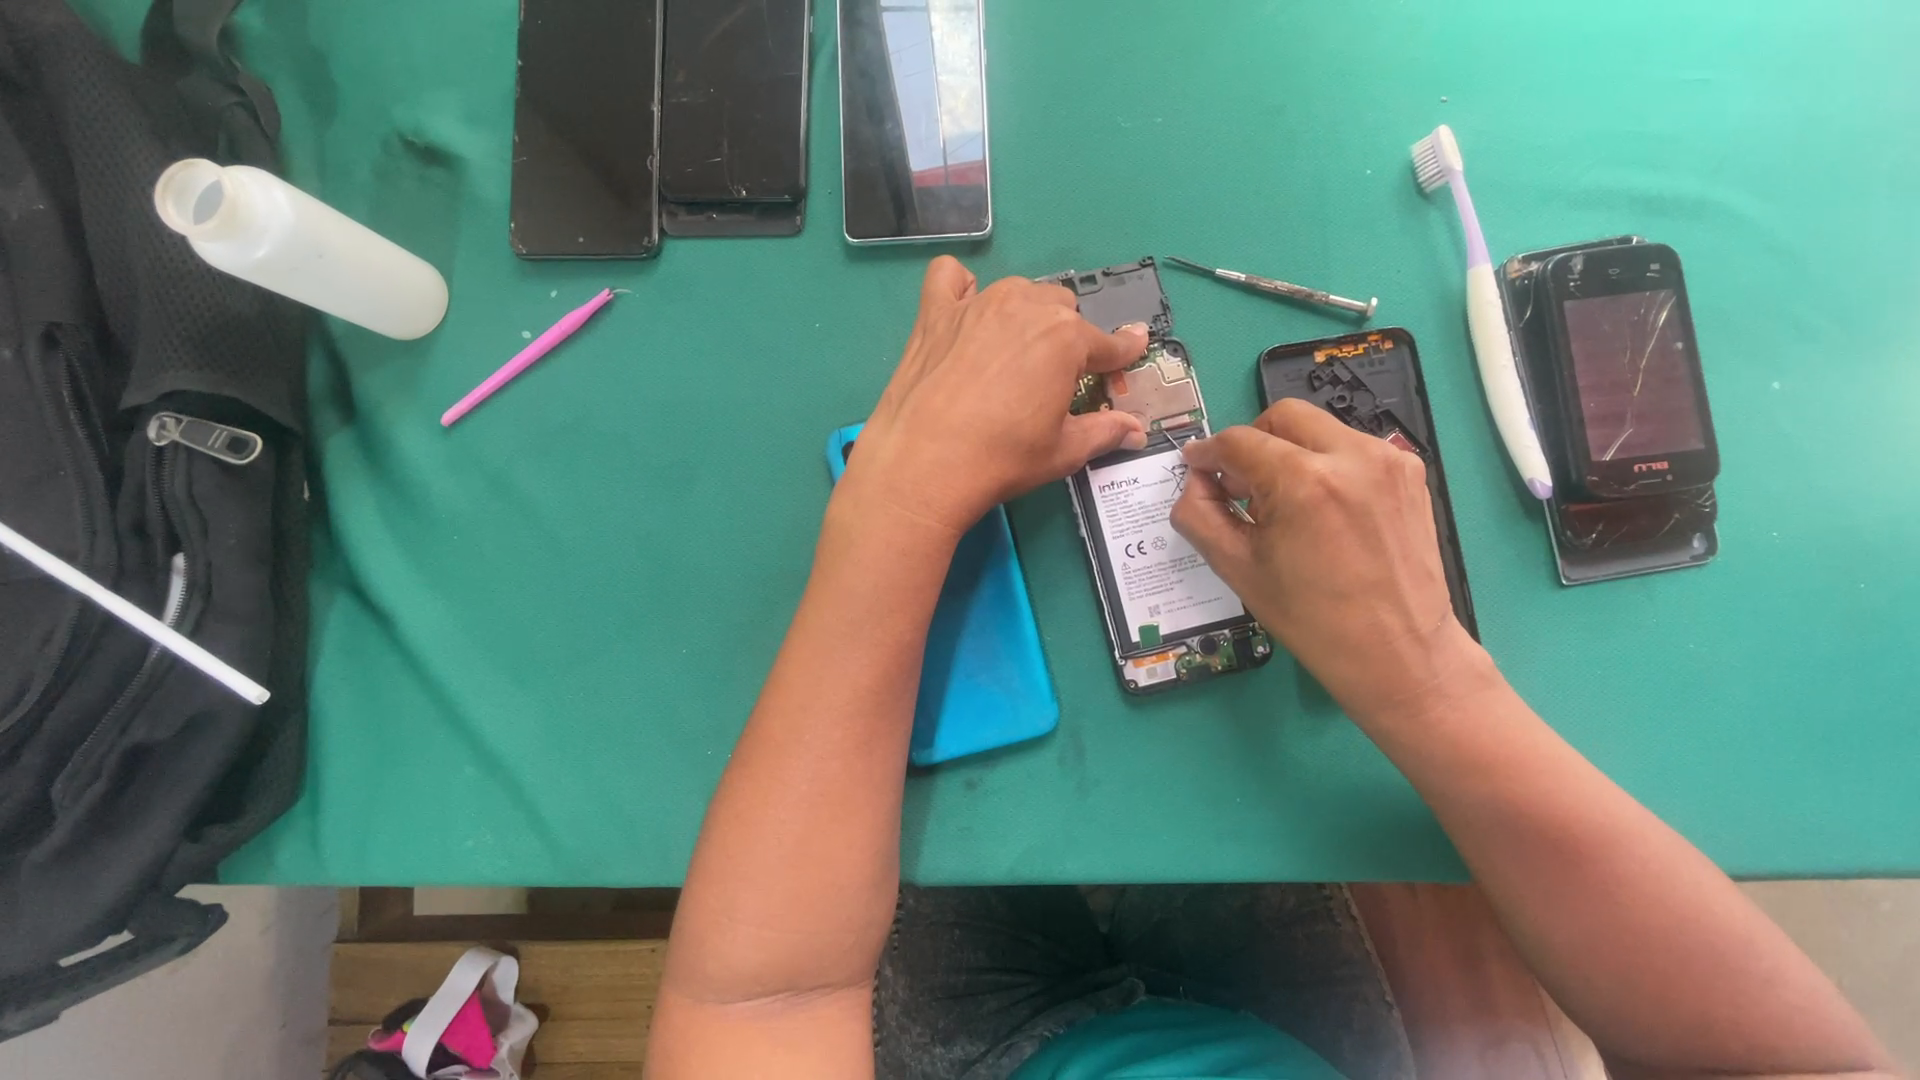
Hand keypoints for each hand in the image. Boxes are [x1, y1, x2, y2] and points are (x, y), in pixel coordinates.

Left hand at [839, 257, 1149, 537]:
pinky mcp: (935, 312)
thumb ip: (1104, 432)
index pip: (1108, 342)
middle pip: (1062, 310)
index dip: (1123, 353)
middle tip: (1057, 377)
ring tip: (1014, 352)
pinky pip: (950, 278)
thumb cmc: (1002, 459)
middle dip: (1068, 337)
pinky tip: (964, 312)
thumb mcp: (1063, 452)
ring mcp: (978, 304)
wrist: (923, 463)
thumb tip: (1136, 431)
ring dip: (1026, 314)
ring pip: (1018, 292)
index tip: (1130, 353)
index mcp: (1067, 339)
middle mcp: (1027, 307)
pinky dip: (962, 288)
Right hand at [1171, 399, 1480, 719]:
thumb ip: (1199, 513)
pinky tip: (1320, 509)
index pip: (1239, 441)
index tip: (1197, 467)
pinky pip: (1351, 449)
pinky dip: (1325, 464)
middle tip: (1241, 483)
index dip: (1208, 452)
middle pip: (1282, 417)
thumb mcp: (1236, 567)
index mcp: (1304, 482)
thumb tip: (1196, 479)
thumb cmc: (1310, 618)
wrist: (1396, 651)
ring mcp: (1388, 461)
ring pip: (1319, 429)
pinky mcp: (1410, 473)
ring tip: (1283, 501)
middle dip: (1252, 441)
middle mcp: (1352, 457)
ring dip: (1290, 451)